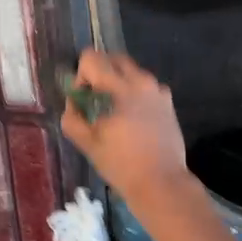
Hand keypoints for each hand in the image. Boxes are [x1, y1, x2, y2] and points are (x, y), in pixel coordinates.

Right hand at [61, 50, 195, 206]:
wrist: (161, 182)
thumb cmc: (121, 164)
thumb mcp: (88, 143)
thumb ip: (73, 118)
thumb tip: (74, 104)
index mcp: (119, 88)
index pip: (91, 58)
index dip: (81, 76)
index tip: (84, 100)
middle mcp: (141, 81)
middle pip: (113, 59)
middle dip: (100, 75)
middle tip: (97, 103)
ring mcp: (158, 90)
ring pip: (131, 72)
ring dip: (118, 84)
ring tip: (116, 114)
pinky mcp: (168, 102)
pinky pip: (146, 87)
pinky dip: (135, 95)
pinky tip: (134, 121)